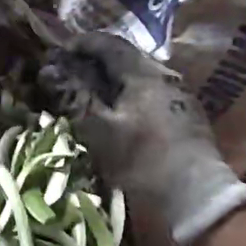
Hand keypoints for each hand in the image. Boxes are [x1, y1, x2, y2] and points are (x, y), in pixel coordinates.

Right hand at [37, 32, 245, 245]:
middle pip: (125, 59)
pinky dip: (126, 96)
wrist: (197, 201)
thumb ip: (73, 97)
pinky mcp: (185, 119)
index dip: (80, 44)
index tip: (58, 54)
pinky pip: (149, 95)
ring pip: (137, 78)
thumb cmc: (143, 161)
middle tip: (69, 75)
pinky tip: (115, 114)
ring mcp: (179, 97)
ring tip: (88, 95)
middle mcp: (166, 76)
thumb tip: (48, 72)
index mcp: (145, 73)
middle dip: (94, 63)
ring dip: (111, 81)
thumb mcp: (99, 129)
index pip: (108, 43)